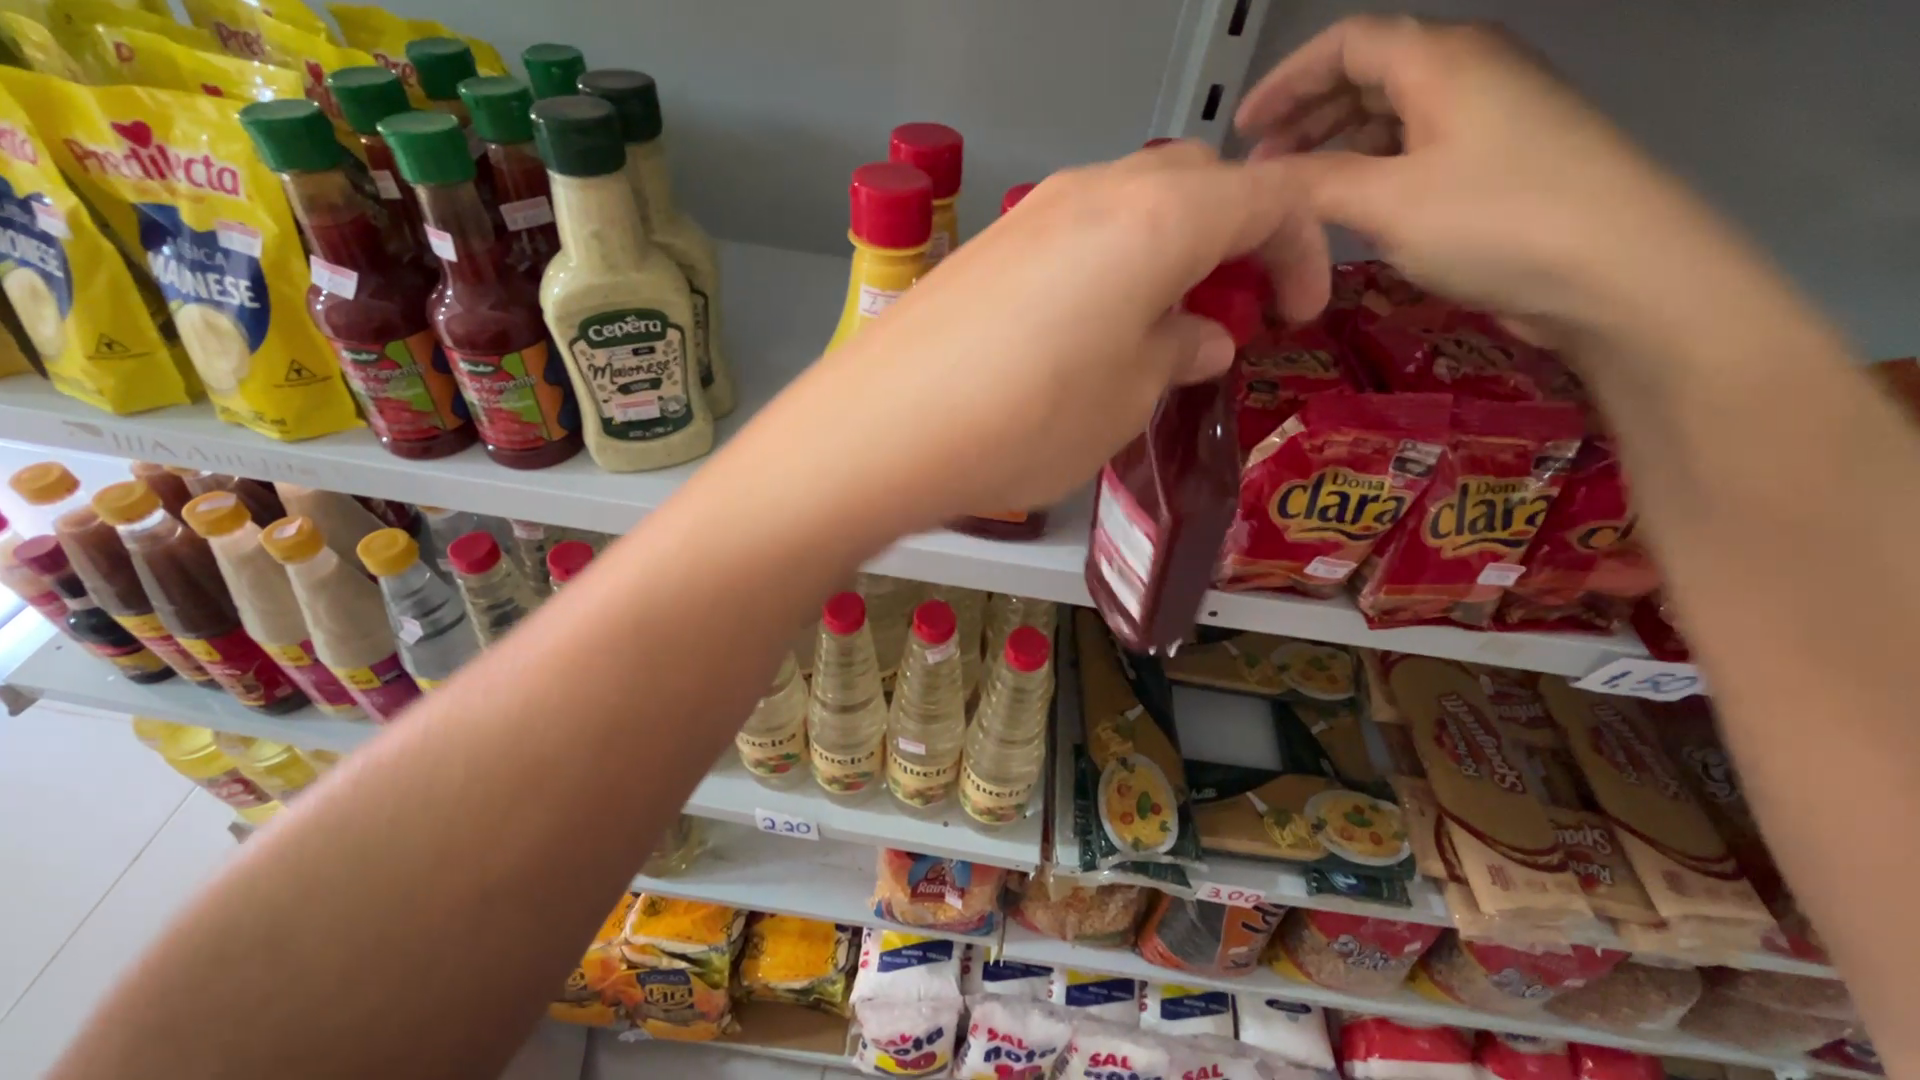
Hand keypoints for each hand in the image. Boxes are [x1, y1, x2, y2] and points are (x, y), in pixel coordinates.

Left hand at [812, 141, 1328, 526]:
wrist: (883, 429)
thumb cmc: (1027, 417)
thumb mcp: (1129, 398)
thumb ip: (1179, 353)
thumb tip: (1202, 337)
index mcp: (1158, 217)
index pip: (1268, 198)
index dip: (1302, 252)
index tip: (1297, 314)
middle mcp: (1096, 192)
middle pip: (1199, 183)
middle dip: (1236, 236)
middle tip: (1232, 310)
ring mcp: (1033, 212)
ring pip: (1134, 204)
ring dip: (1170, 250)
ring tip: (1162, 328)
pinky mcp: (990, 246)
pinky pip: (1077, 233)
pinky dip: (1112, 265)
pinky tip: (1091, 332)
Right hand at [1236, 16, 1723, 340]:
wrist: (1621, 273)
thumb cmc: (1498, 221)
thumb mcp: (1388, 202)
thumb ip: (1314, 185)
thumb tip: (1261, 183)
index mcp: (1441, 59)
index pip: (1344, 45)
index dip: (1284, 83)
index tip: (1240, 132)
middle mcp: (1469, 72)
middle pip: (1368, 76)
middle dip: (1305, 119)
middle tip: (1260, 173)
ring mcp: (1492, 117)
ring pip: (1394, 117)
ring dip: (1337, 149)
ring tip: (1296, 197)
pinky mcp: (1504, 163)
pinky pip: (1420, 152)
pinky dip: (1374, 172)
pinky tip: (1353, 211)